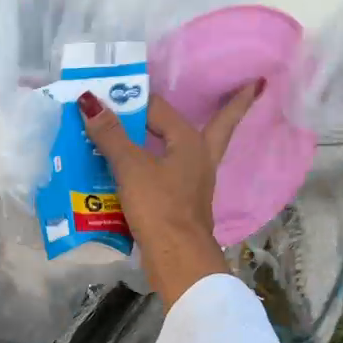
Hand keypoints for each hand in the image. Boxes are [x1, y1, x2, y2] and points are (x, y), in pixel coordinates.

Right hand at [78, 79, 260, 305]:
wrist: (176, 257)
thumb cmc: (159, 207)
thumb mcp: (131, 168)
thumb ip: (111, 136)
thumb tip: (91, 102)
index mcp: (191, 142)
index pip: (159, 109)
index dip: (133, 101)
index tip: (114, 95)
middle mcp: (201, 158)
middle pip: (219, 124)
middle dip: (232, 106)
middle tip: (252, 86)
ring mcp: (195, 184)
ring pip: (191, 152)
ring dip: (188, 140)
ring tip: (184, 129)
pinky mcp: (184, 206)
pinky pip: (173, 177)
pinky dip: (164, 170)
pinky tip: (155, 172)